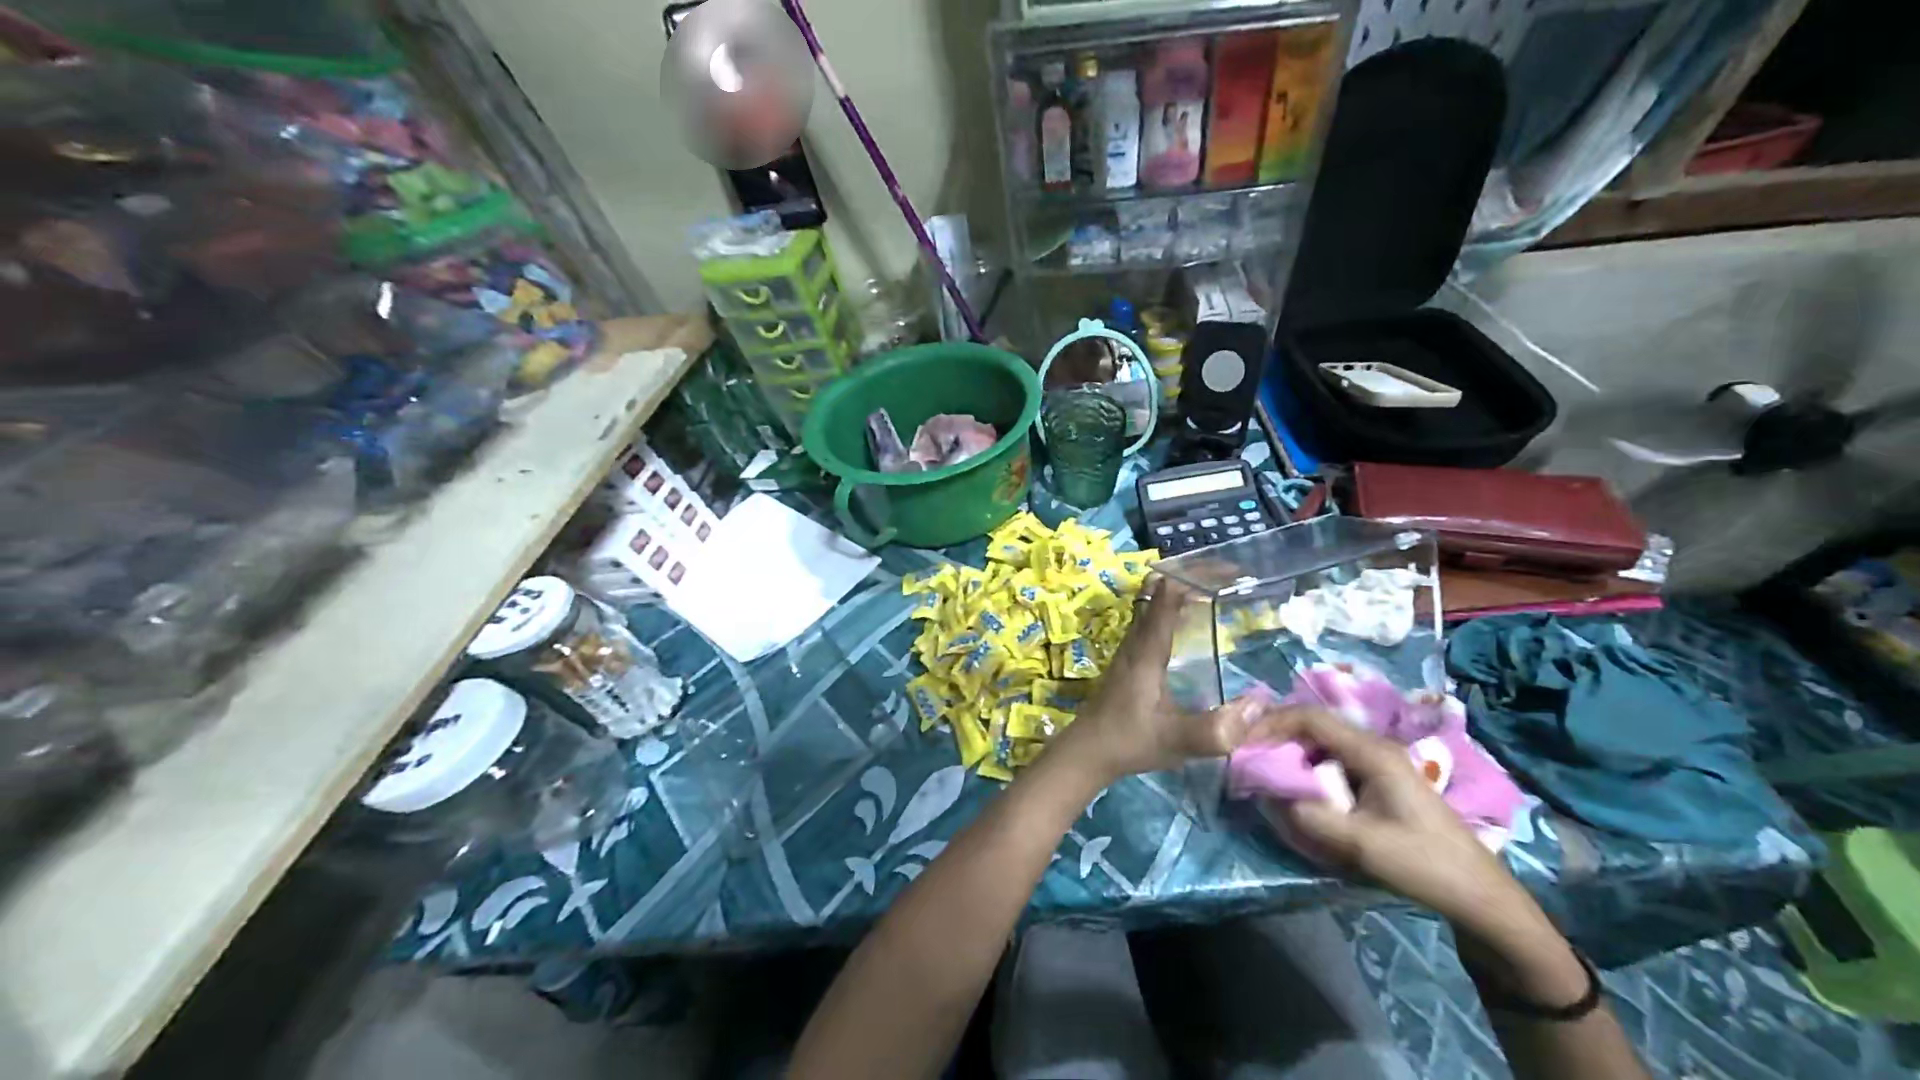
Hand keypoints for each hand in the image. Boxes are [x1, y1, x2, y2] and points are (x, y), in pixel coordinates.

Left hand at [1050, 578, 1292, 786]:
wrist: (1086, 752)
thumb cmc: (1129, 742)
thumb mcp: (1176, 741)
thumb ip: (1215, 729)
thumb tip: (1258, 704)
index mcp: (1147, 651)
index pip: (1167, 599)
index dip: (1194, 578)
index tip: (1229, 570)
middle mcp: (1135, 642)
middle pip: (1157, 593)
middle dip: (1191, 577)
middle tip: (1227, 575)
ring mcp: (1128, 649)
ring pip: (1150, 605)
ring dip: (1179, 591)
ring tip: (1213, 590)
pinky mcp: (1127, 661)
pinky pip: (1149, 620)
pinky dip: (1170, 609)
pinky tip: (1188, 623)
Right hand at [1261, 708, 1538, 944]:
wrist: (1478, 895)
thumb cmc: (1424, 864)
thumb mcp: (1361, 845)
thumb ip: (1311, 818)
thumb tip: (1272, 797)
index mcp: (1372, 753)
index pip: (1311, 717)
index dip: (1273, 723)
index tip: (1245, 743)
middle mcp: (1375, 748)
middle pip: (1315, 725)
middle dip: (1278, 736)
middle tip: (1249, 757)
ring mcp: (1380, 763)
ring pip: (1323, 743)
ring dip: (1292, 753)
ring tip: (1266, 772)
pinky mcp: (1381, 781)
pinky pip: (1334, 761)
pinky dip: (1308, 768)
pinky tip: (1299, 789)